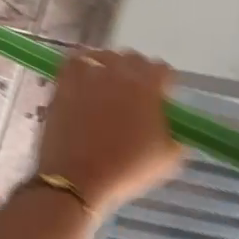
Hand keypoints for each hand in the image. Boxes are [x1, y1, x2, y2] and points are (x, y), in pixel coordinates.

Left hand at [36, 47, 183, 212]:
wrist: (75, 181)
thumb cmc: (125, 171)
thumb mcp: (168, 158)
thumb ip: (177, 134)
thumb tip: (173, 126)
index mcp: (149, 86)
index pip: (163, 71)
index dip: (163, 86)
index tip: (158, 103)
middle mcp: (119, 74)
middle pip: (133, 60)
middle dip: (136, 75)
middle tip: (130, 98)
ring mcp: (88, 78)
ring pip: (103, 57)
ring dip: (108, 67)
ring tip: (105, 87)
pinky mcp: (62, 88)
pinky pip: (73, 63)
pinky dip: (80, 66)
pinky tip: (81, 80)